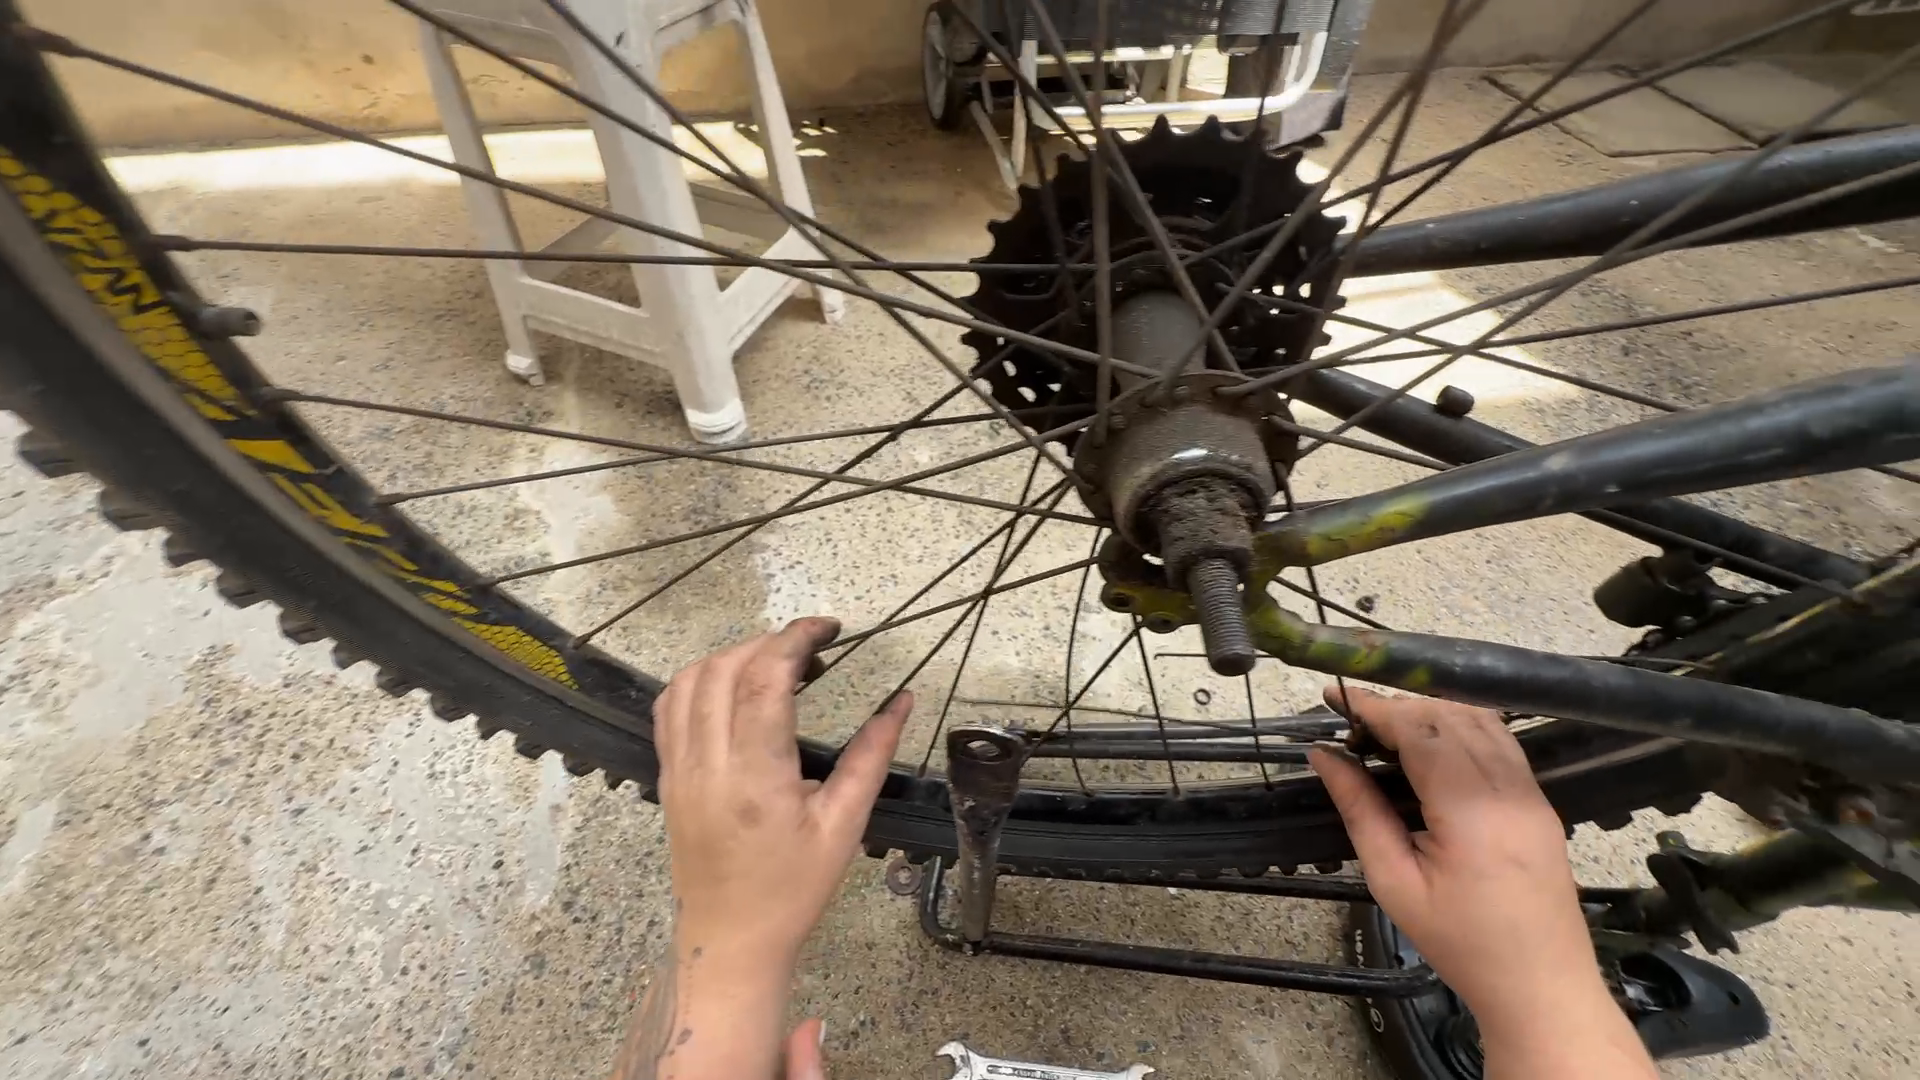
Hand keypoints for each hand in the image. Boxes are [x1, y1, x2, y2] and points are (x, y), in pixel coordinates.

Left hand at [613, 618, 909, 1079]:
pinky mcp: (665, 776)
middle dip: (770, 641)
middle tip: (813, 649)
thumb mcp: (845, 825)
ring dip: (734, 655)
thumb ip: (872, 755)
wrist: (729, 941)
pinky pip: (669, 707)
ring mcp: (677, 769)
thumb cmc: (794, 888)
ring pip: (689, 680)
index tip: (829, 628)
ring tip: (777, 664)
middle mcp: (706, 764)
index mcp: (755, 777)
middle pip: (724, 668)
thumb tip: (902, 699)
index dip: (796, 639)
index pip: (764, 679)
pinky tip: (736, 687)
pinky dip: (702, 678)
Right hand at [1305, 688, 1600, 1024]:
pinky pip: (1499, 740)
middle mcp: (1512, 793)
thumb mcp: (1392, 881)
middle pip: (1451, 716)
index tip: (1335, 698)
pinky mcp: (1540, 802)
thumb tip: (1322, 755)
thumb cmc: (1459, 941)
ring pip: (1480, 720)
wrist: (1543, 990)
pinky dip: (1458, 725)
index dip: (1376, 707)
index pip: (1423, 732)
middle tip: (1351, 718)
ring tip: (1384, 726)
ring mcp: (1533, 795)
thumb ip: (1359, 809)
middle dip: (1397, 706)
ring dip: (1428, 711)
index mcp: (1474, 814)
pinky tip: (1428, 741)